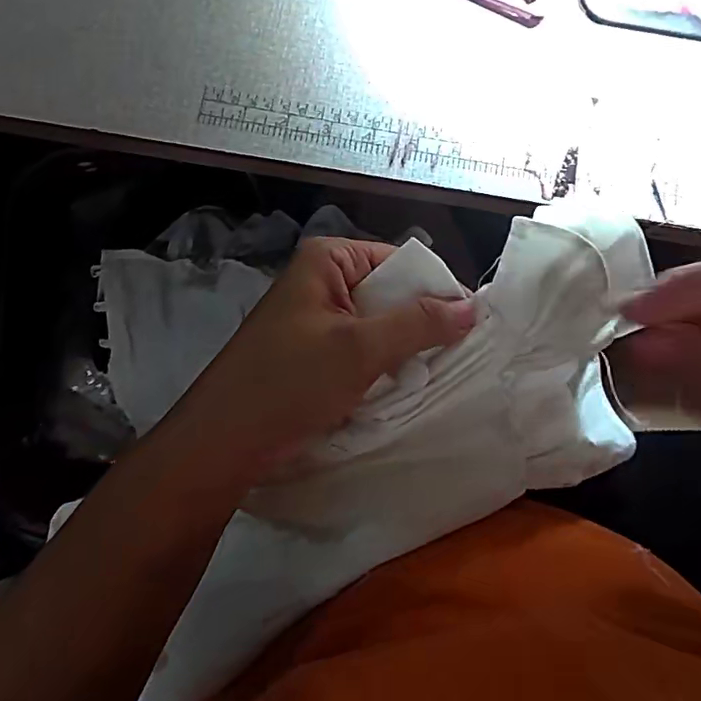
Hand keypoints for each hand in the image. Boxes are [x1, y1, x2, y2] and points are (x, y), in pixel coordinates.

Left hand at [157, 237, 475, 489]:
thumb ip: (417, 324)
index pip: (398, 262)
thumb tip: (471, 306)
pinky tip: (405, 390)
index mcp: (327, 260)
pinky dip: (383, 369)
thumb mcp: (358, 348)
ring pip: (379, 327)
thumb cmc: (289, 381)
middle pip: (390, 294)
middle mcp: (322, 281)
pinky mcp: (315, 354)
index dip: (436, 290)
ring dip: (403, 352)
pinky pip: (362, 352)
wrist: (226, 439)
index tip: (473, 327)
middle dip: (420, 325)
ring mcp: (317, 319)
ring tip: (437, 377)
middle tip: (460, 358)